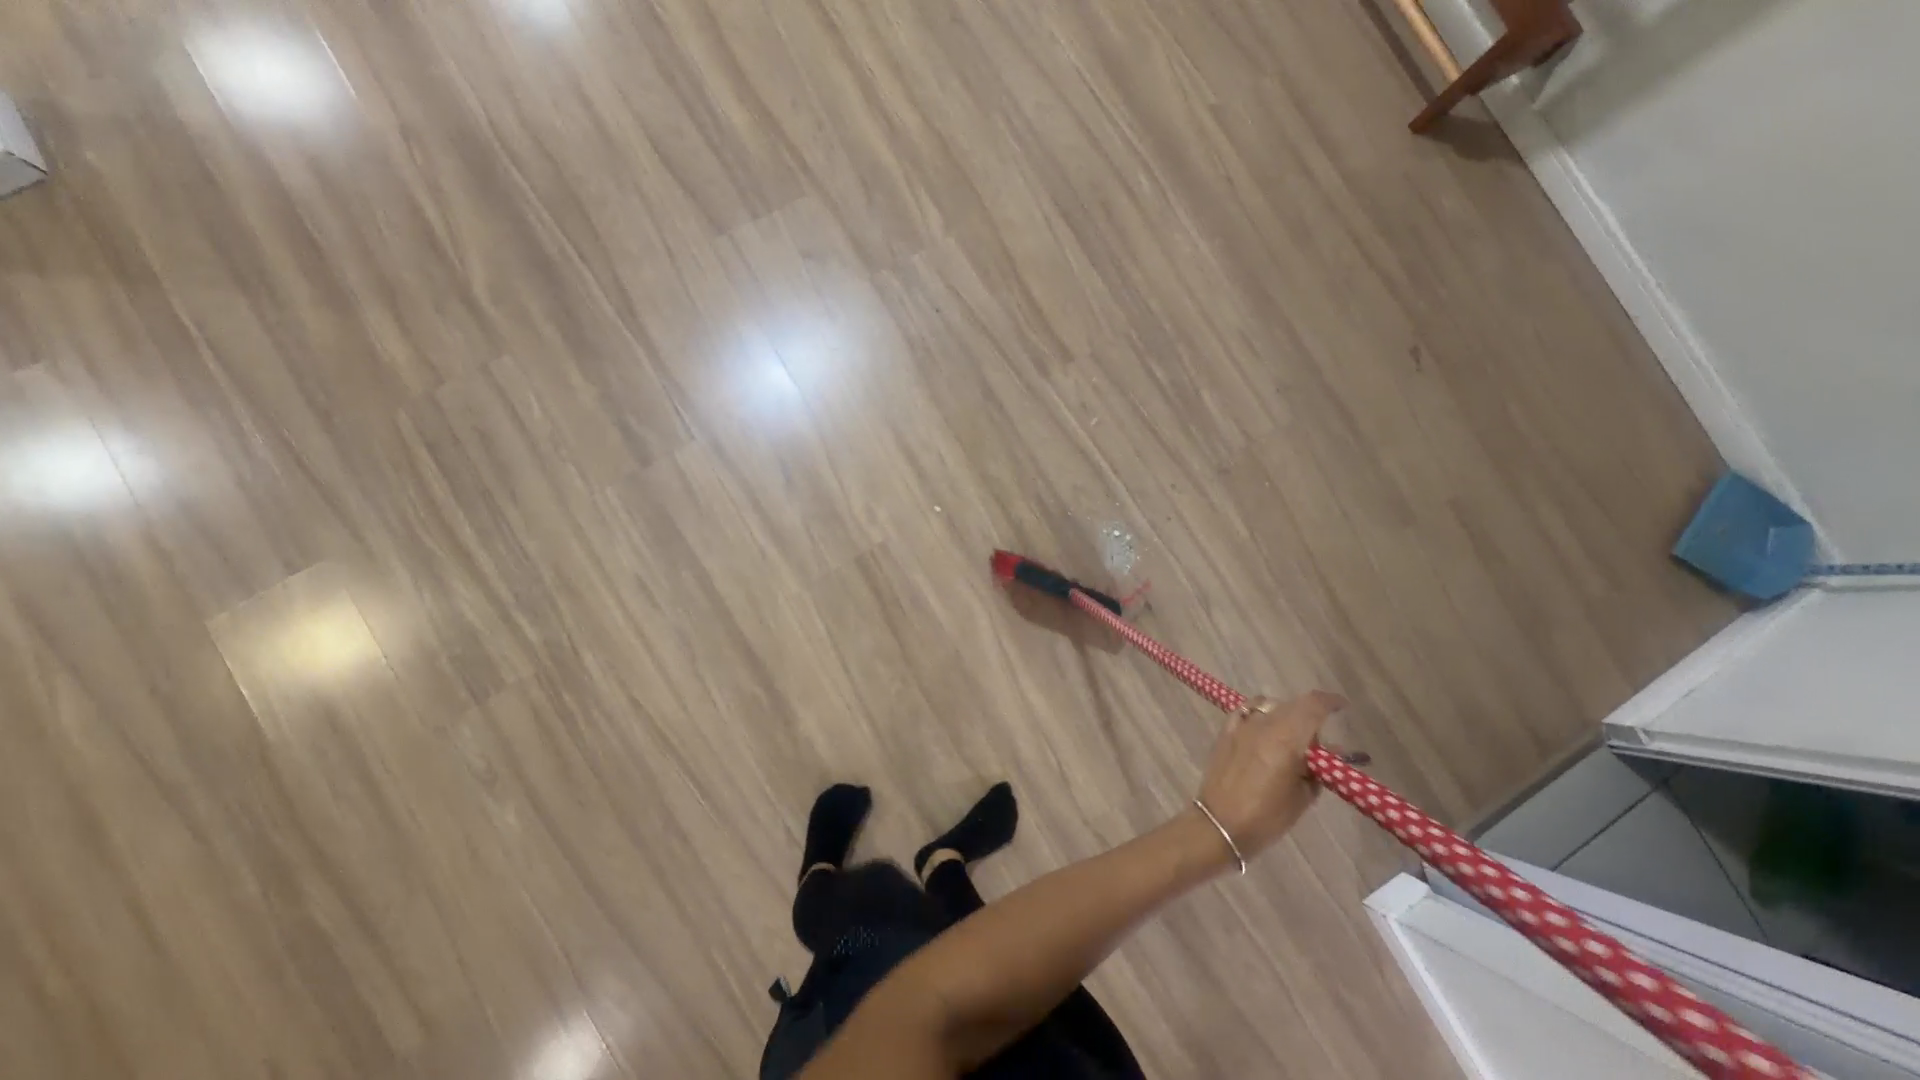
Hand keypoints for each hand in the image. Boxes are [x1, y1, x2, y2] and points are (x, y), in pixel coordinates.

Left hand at [1195, 691, 1347, 861]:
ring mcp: (1241, 726)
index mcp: (1286, 738)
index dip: (1330, 701)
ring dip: (1285, 714)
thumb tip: (1328, 754)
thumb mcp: (1302, 796)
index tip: (1342, 707)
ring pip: (1270, 705)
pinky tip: (1264, 728)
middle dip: (1310, 715)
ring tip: (1290, 737)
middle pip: (1293, 705)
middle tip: (1317, 741)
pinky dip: (1260, 713)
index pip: (1312, 705)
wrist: (1220, 825)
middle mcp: (1263, 724)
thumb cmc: (1267, 817)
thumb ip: (1318, 770)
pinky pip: (1246, 711)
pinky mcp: (1225, 733)